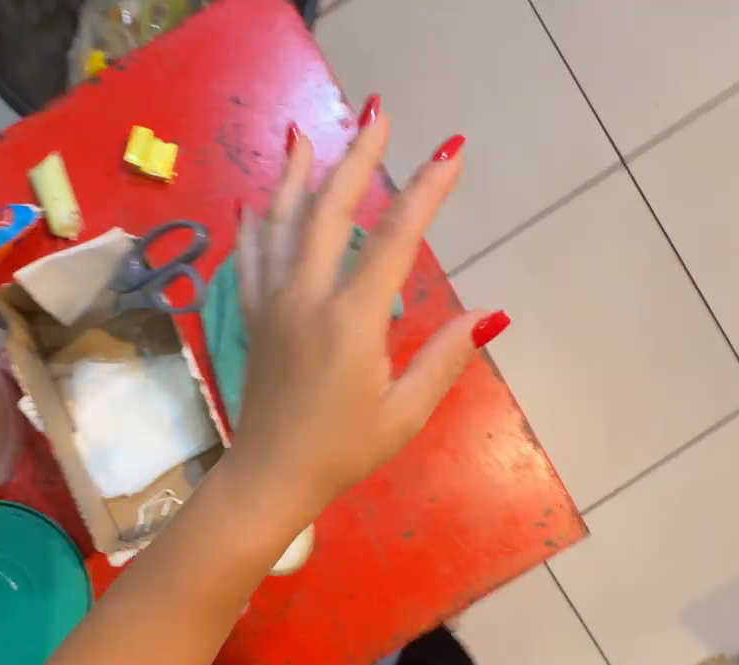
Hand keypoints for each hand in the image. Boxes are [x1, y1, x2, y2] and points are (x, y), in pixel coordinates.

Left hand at [230, 104, 506, 516]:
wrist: (270, 474)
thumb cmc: (342, 451)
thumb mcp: (404, 413)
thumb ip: (444, 359)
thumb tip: (489, 314)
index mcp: (351, 319)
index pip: (394, 239)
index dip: (426, 191)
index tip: (451, 151)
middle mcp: (307, 297)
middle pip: (330, 210)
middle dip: (358, 158)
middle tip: (379, 116)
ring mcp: (272, 304)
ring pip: (281, 223)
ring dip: (296, 175)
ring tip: (305, 136)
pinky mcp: (254, 318)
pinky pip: (250, 257)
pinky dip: (256, 224)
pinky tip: (257, 202)